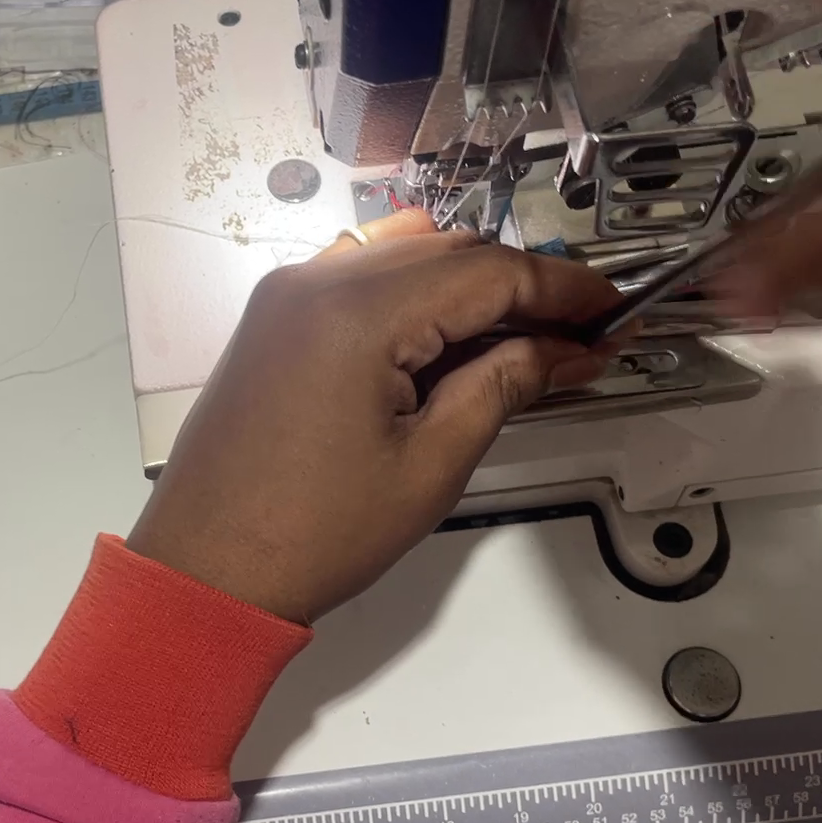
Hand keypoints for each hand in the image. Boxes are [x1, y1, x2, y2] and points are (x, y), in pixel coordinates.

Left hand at [125, 210, 621, 623]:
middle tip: (573, 335)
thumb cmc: (314, 536)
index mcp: (356, 313)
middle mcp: (314, 281)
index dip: (564, 289)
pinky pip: (354, 279)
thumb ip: (502, 387)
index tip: (614, 313)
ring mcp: (284, 295)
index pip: (488, 272)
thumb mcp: (429, 467)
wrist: (208, 570)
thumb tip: (564, 350)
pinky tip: (438, 337)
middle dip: (518, 287)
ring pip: (400, 256)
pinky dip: (407, 295)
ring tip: (514, 339)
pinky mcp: (270, 319)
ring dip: (464, 286)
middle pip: (446, 253)